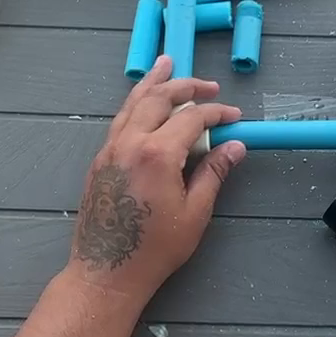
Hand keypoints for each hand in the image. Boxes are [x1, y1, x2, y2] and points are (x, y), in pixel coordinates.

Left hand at [64, 56, 247, 306]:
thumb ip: (213, 173)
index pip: (191, 118)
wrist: (107, 272)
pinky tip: (144, 102)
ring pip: (132, 104)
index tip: (234, 116)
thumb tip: (235, 146)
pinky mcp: (100, 160)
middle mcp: (130, 143)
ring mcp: (110, 149)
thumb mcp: (195, 212)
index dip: (216, 113)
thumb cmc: (155, 248)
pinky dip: (135, 104)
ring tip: (166, 65)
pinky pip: (120, 120)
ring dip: (153, 83)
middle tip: (207, 84)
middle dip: (185, 86)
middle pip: (158, 99)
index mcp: (157, 154)